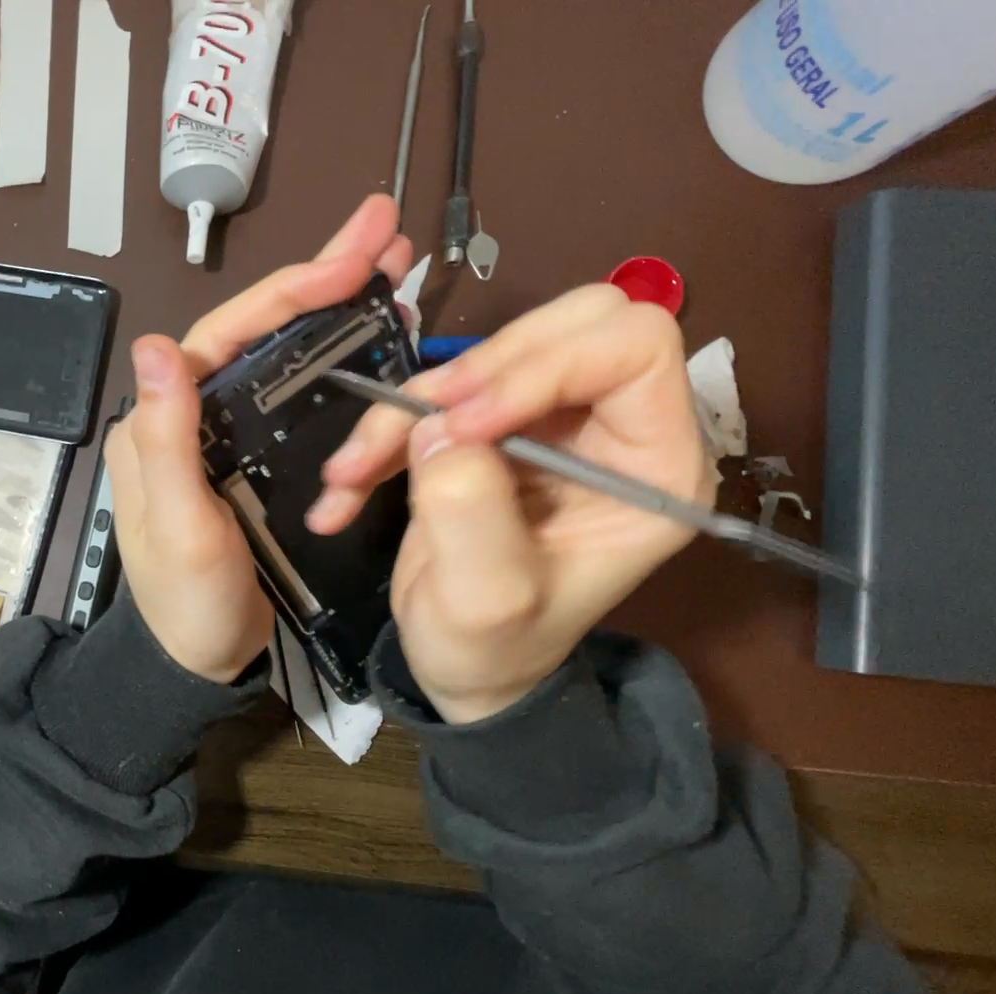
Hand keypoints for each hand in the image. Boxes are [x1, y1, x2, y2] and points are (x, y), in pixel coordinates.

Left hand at [106, 194, 414, 682]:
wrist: (200, 657)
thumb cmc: (185, 601)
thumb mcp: (175, 526)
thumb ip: (164, 441)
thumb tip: (157, 347)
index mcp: (164, 420)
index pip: (223, 334)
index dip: (285, 291)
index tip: (349, 259)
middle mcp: (191, 414)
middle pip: (257, 332)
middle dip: (319, 281)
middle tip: (385, 237)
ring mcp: (226, 434)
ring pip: (280, 356)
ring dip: (333, 310)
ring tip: (392, 272)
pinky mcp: (255, 458)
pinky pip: (294, 396)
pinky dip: (334, 361)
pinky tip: (373, 340)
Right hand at [309, 285, 715, 721]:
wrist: (463, 666)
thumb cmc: (493, 648)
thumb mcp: (485, 599)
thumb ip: (469, 513)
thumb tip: (436, 431)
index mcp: (652, 466)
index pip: (631, 350)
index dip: (543, 367)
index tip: (462, 426)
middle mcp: (610, 431)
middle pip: (567, 325)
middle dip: (477, 370)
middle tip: (416, 425)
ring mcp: (546, 426)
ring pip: (482, 359)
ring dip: (405, 410)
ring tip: (348, 476)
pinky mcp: (487, 433)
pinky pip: (433, 399)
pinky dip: (380, 434)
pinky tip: (343, 489)